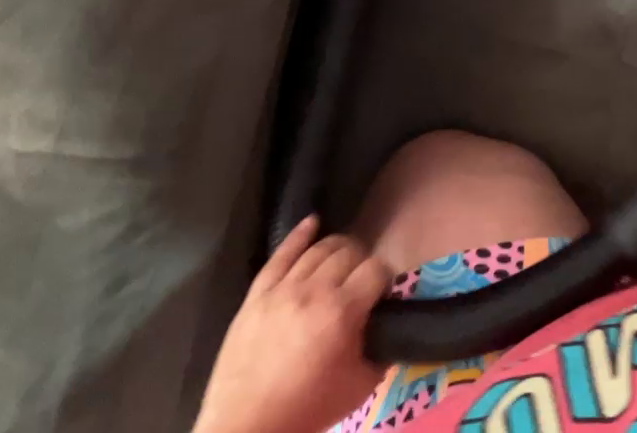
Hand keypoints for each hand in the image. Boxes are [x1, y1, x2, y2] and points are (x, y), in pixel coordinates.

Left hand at [195, 216, 392, 432]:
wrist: (246, 428)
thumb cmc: (308, 408)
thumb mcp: (362, 383)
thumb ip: (383, 346)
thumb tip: (390, 323)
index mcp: (343, 310)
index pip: (378, 269)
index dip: (385, 279)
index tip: (382, 294)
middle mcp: (314, 290)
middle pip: (350, 252)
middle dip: (363, 261)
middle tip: (363, 280)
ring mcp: (281, 290)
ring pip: (319, 249)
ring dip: (338, 248)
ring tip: (344, 258)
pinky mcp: (256, 297)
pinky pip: (279, 256)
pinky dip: (298, 235)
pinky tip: (312, 223)